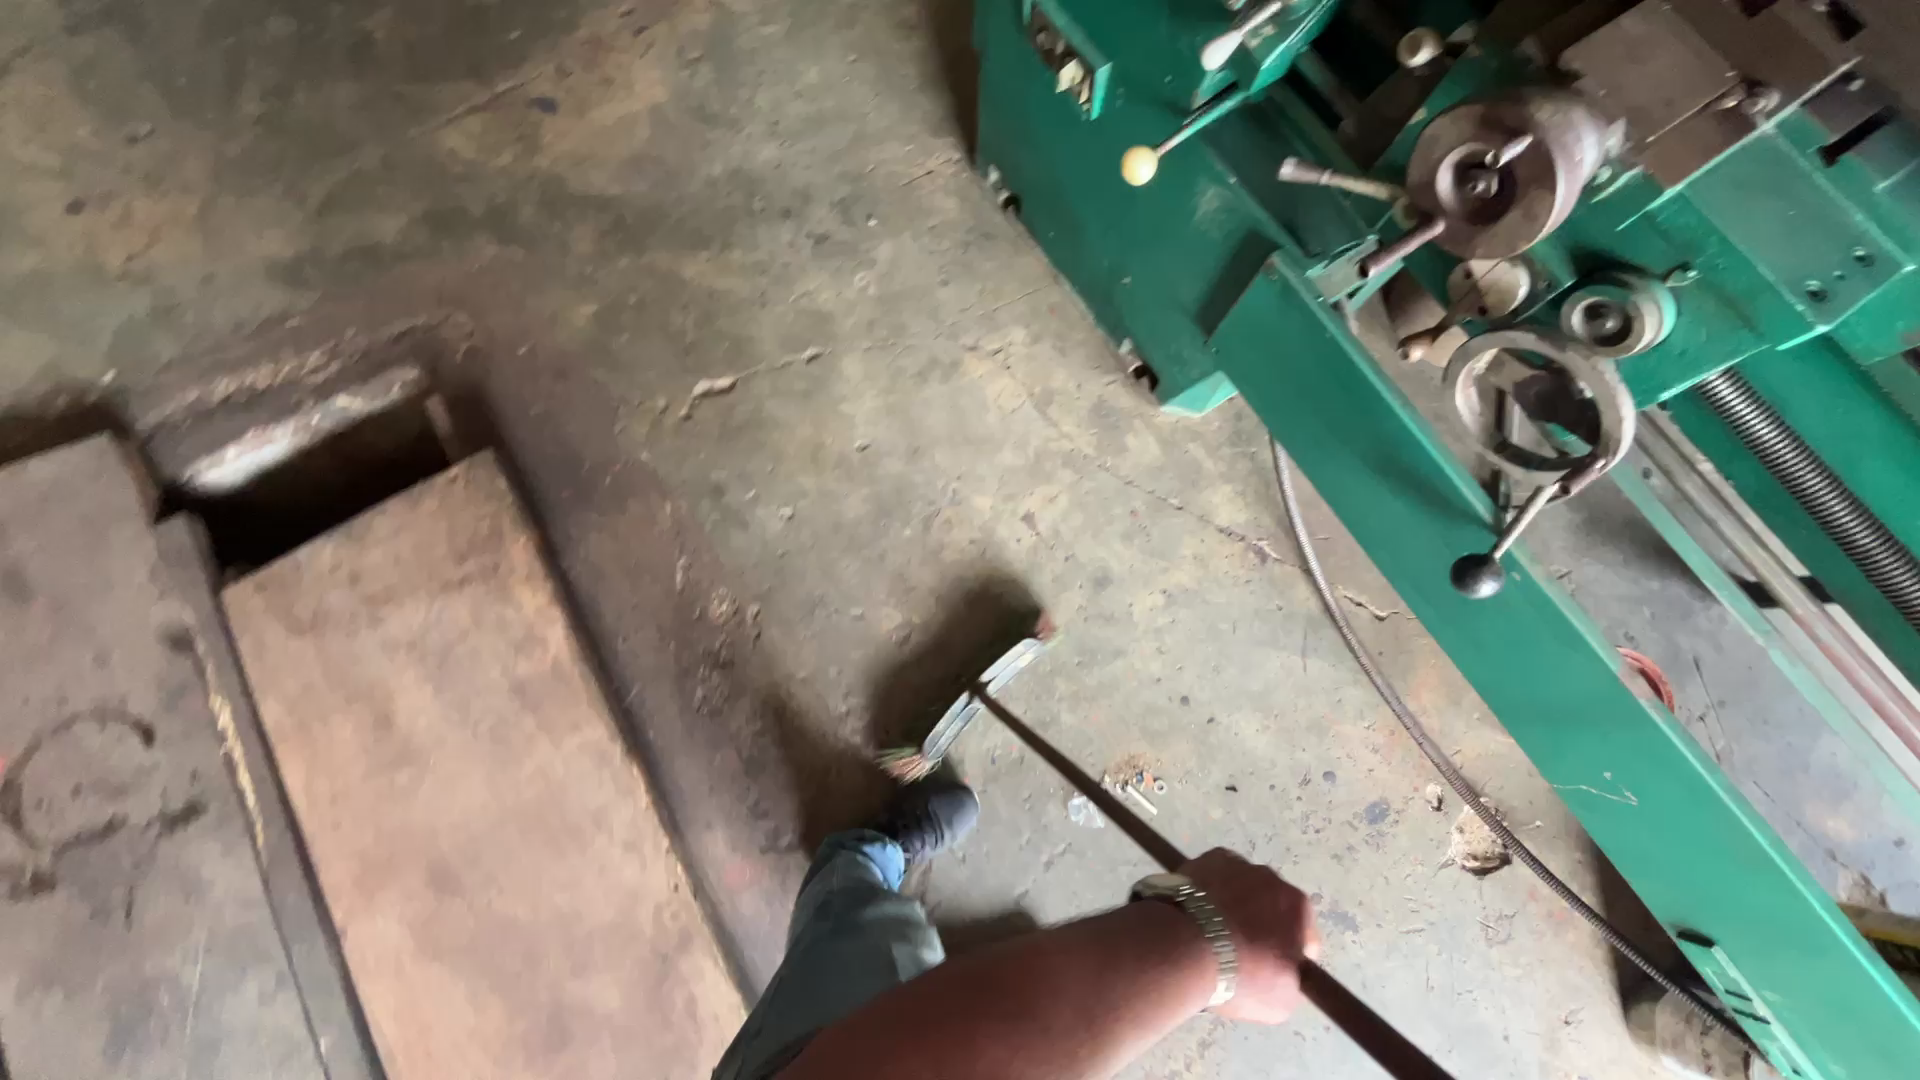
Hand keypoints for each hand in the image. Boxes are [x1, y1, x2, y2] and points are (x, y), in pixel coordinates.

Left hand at [1179, 848, 1319, 1023]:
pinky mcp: (1201, 859)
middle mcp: (1270, 877)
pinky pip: (1212, 877)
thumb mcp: (1282, 999)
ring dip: (1234, 904)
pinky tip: (1196, 911)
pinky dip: (1208, 891)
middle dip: (1262, 924)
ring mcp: (1234, 863)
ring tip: (1212, 930)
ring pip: (1241, 888)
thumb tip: (1281, 969)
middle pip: (1271, 906)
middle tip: (1240, 950)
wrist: (1185, 945)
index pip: (1305, 936)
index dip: (1291, 956)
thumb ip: (1290, 977)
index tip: (1272, 970)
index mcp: (1298, 907)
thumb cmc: (1241, 975)